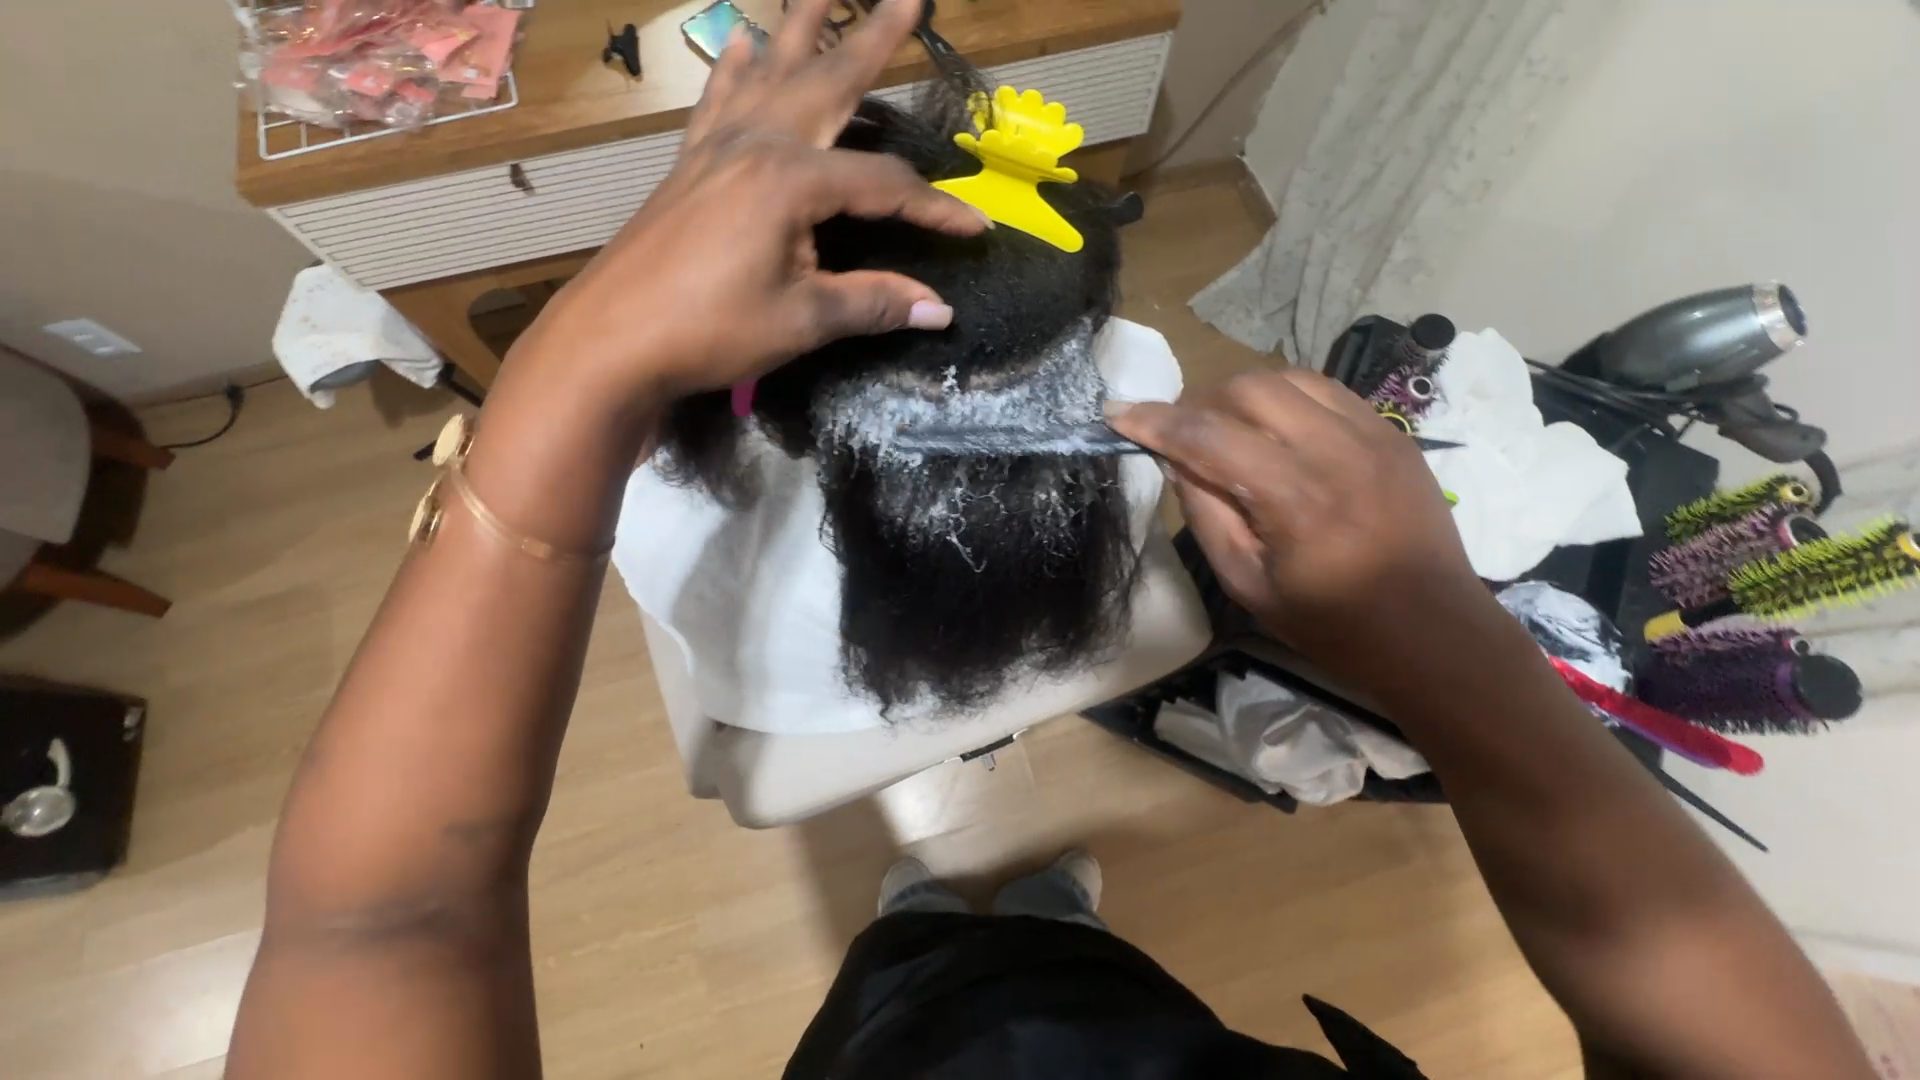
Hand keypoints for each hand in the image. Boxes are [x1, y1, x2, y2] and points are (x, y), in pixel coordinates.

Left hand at [508, 0, 986, 408]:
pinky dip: (734, 67)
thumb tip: (941, 310)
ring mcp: (717, 147)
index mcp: (791, 180)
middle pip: (828, 82)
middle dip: (873, 39)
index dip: (935, 208)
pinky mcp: (690, 163)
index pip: (884, 183)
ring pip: (768, 71)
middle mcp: (756, 143)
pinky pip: (718, 98)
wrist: (611, 341)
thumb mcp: (802, 320)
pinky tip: (738, 43)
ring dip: (801, 28)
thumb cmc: (710, 331)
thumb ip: (872, 303)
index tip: (975, 228)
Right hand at [1108, 370, 1486, 669]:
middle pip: (1246, 389)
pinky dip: (1284, 398)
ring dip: (1241, 395)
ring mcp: (1371, 433)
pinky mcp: (1391, 432)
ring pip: (1286, 377)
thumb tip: (1177, 461)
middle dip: (1198, 403)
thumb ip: (1205, 514)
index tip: (1118, 414)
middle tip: (1179, 434)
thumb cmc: (1329, 623)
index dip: (1155, 421)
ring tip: (1225, 428)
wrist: (1430, 629)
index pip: (1208, 435)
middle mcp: (1334, 450)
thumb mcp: (1246, 583)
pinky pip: (1324, 389)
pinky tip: (1274, 428)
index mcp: (1294, 498)